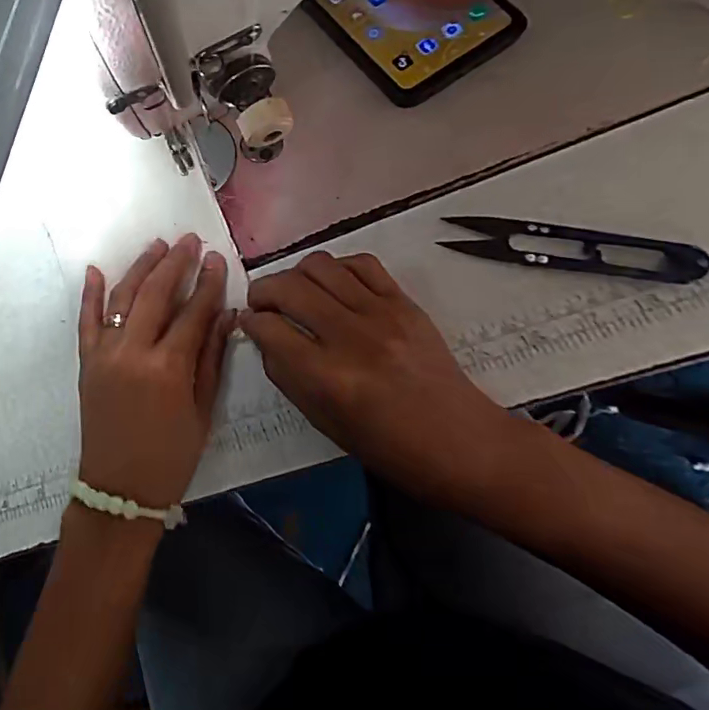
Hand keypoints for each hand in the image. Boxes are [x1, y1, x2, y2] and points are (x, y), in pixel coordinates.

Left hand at [76, 235, 234, 511]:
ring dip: (140, 268)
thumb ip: (213, 359)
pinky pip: (87, 322)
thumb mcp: (202, 410)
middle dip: (175, 263)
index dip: (208, 283)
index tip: (218, 259)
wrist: (119, 489)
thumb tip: (227, 315)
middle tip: (190, 240)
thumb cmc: (171, 456)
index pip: (193, 312)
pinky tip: (96, 270)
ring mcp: (105, 355)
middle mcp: (134, 352)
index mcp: (169, 367)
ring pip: (123, 299)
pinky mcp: (86, 363)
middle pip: (156, 294)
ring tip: (157, 246)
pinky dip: (90, 295)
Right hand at [240, 252, 518, 503]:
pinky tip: (333, 286)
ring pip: (321, 266)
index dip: (250, 322)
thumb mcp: (323, 422)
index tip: (249, 323)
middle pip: (289, 288)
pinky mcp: (405, 303)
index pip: (269, 329)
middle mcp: (351, 337)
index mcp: (328, 378)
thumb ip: (288, 376)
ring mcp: (382, 314)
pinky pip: (361, 263)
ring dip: (296, 274)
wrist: (459, 440)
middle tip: (261, 303)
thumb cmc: (387, 446)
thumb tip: (265, 337)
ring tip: (295, 291)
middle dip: (262, 291)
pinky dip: (337, 268)